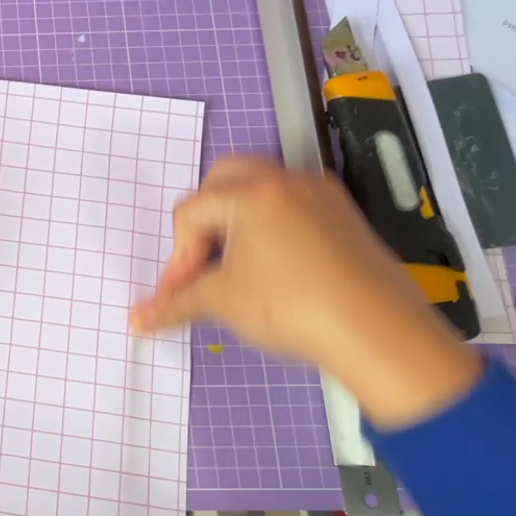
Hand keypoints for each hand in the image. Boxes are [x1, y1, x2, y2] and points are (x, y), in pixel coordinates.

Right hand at [129, 156, 482, 428]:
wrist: (380, 334)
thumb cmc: (290, 306)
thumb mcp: (221, 302)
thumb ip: (173, 303)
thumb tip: (135, 320)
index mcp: (251, 192)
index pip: (190, 212)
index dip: (178, 255)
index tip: (183, 291)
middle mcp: (287, 181)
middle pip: (224, 181)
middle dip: (204, 221)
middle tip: (204, 262)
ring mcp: (322, 195)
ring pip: (260, 191)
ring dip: (237, 222)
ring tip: (236, 268)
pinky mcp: (345, 216)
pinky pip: (292, 207)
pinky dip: (270, 228)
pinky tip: (274, 271)